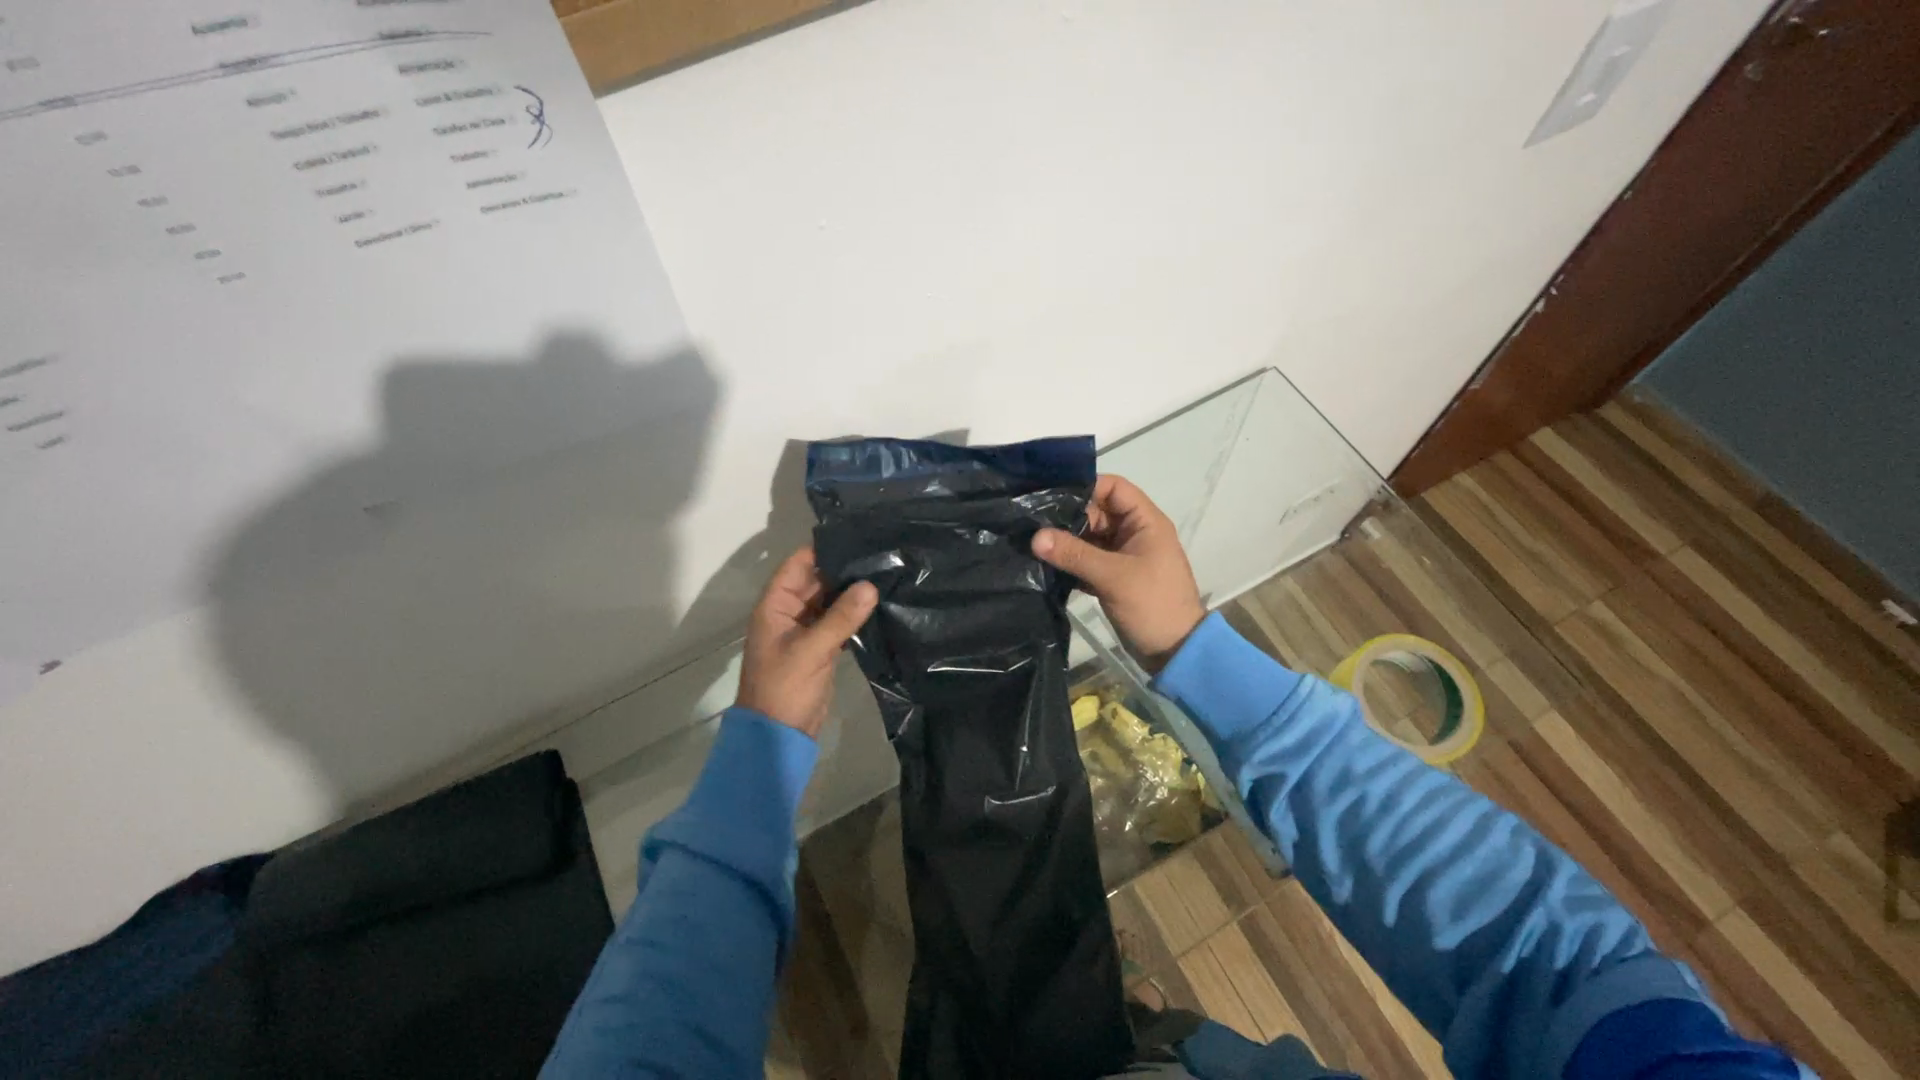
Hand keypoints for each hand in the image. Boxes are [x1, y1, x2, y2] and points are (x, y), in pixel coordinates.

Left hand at [736, 547, 878, 737]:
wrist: (778, 735)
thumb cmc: (784, 687)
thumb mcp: (811, 650)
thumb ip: (841, 617)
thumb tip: (871, 585)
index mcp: (775, 606)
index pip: (798, 565)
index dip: (823, 549)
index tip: (857, 536)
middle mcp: (789, 612)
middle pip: (817, 580)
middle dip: (845, 568)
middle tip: (882, 553)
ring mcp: (806, 631)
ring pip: (831, 601)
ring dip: (853, 591)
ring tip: (887, 572)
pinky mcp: (821, 648)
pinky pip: (839, 622)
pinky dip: (856, 614)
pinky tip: (881, 605)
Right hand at [1032, 474, 1204, 670]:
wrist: (1174, 651)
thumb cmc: (1152, 604)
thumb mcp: (1113, 576)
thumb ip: (1074, 554)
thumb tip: (1035, 536)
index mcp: (1145, 522)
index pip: (1113, 487)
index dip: (1085, 487)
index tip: (1051, 496)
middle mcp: (1134, 533)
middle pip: (1096, 511)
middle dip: (1067, 518)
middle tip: (1033, 525)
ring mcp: (1123, 556)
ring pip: (1089, 537)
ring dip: (1065, 542)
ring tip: (1032, 544)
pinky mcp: (1113, 577)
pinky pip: (1087, 560)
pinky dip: (1070, 562)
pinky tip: (1045, 566)